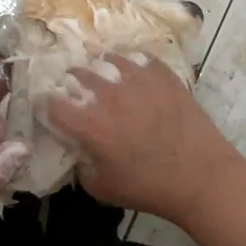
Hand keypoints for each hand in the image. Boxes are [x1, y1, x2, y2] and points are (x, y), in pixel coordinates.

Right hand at [39, 53, 245, 222]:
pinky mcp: (162, 73)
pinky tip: (133, 75)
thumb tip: (78, 147)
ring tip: (105, 78)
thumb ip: (80, 164)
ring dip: (100, 69)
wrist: (200, 176)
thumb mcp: (101, 188)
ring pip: (106, 59)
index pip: (50, 101)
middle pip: (76, 74)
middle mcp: (108, 94)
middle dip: (71, 83)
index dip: (45, 104)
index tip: (50, 109)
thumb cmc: (148, 188)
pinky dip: (130, 63)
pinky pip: (137, 57)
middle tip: (78, 95)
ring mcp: (137, 78)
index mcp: (88, 124)